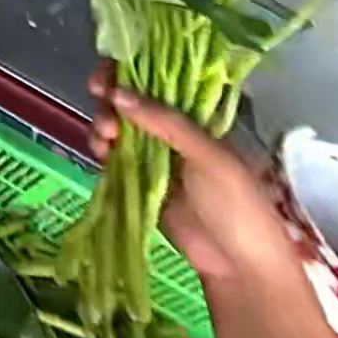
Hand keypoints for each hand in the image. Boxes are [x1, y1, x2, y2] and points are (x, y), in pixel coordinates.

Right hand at [89, 65, 337, 337]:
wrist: (239, 268)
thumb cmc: (236, 204)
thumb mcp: (208, 155)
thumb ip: (164, 121)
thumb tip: (117, 93)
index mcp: (193, 113)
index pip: (157, 77)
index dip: (130, 68)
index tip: (109, 72)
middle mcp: (169, 126)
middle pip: (129, 96)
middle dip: (110, 93)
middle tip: (99, 96)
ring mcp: (152, 151)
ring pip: (116, 121)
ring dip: (103, 120)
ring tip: (105, 136)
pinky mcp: (136, 176)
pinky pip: (111, 151)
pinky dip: (100, 145)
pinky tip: (100, 150)